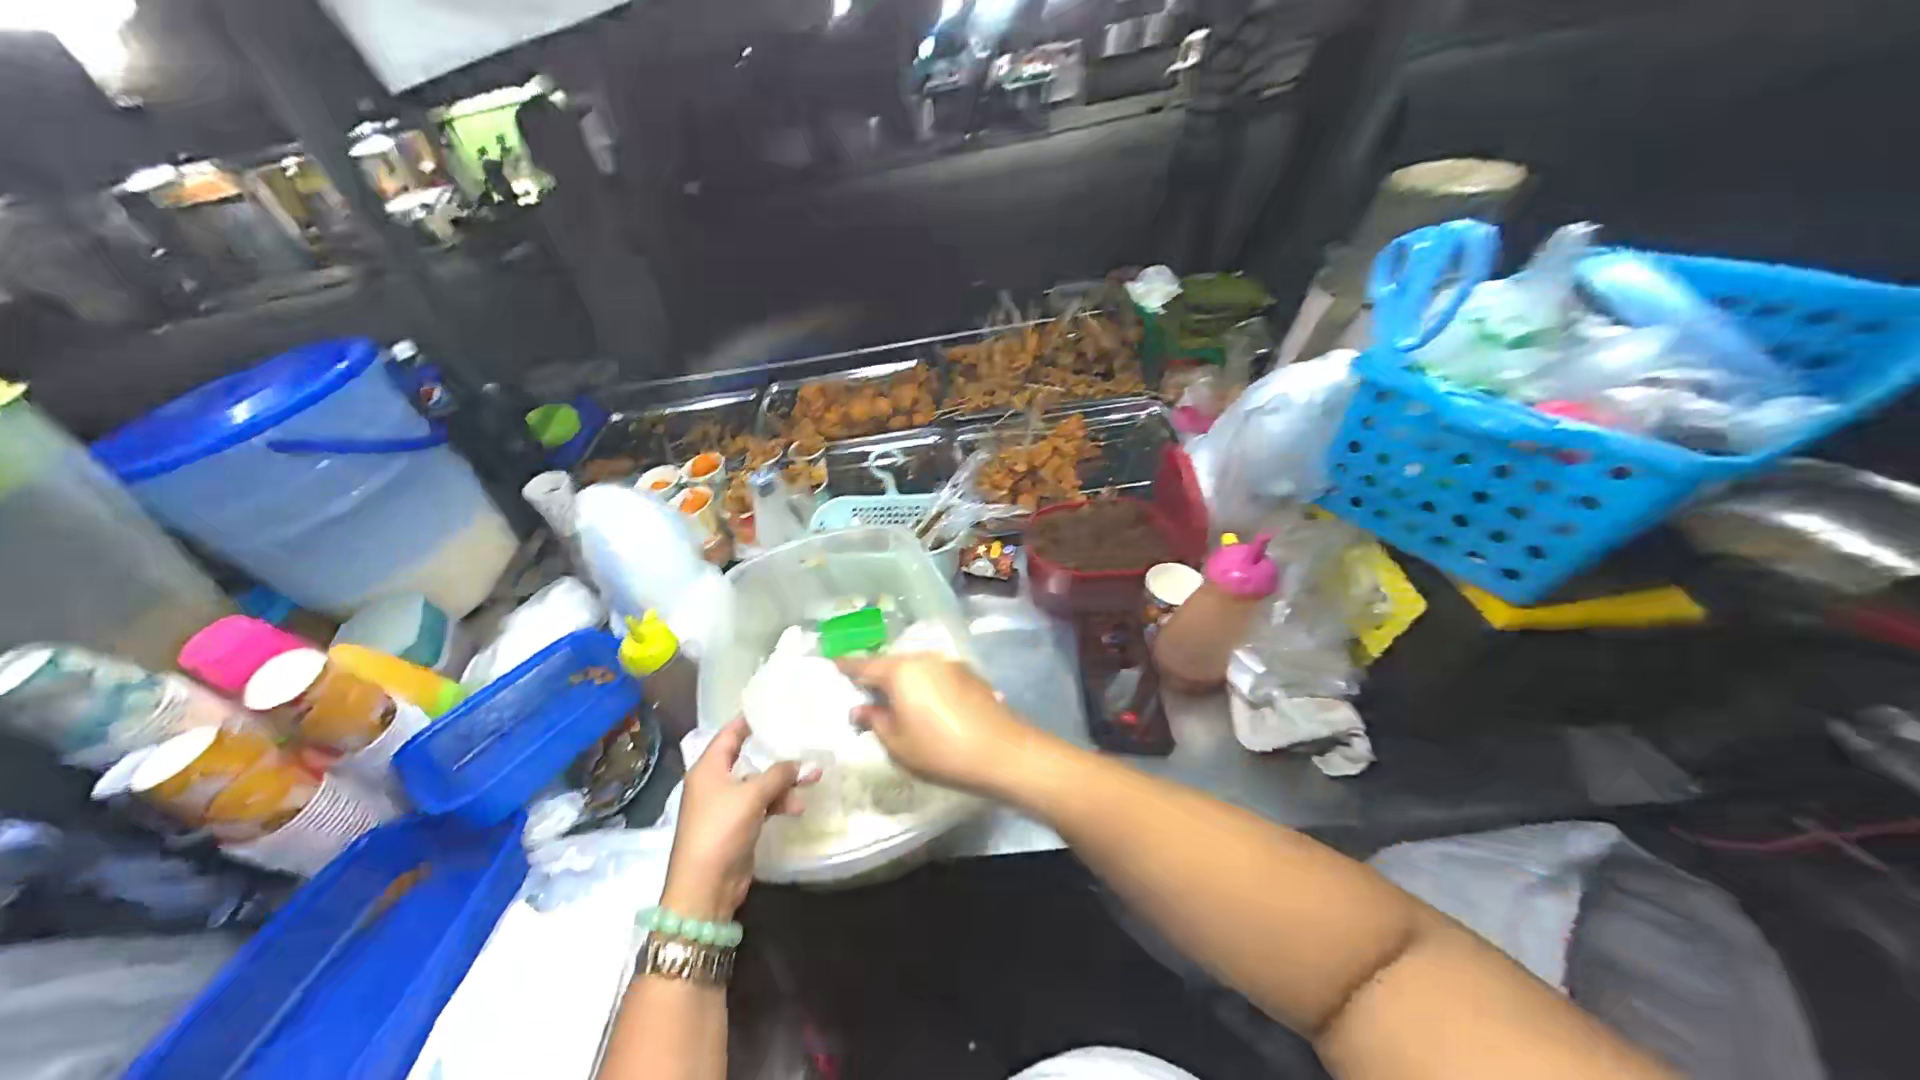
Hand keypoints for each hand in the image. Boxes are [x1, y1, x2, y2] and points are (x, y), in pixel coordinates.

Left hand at [661, 718, 817, 920]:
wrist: (704, 887)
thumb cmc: (720, 829)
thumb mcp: (751, 795)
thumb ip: (780, 775)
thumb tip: (806, 764)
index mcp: (708, 768)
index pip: (729, 733)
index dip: (750, 720)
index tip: (775, 707)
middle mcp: (715, 782)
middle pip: (749, 758)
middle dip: (778, 754)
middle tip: (805, 742)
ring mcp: (726, 805)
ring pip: (760, 783)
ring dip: (783, 783)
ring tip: (812, 780)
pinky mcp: (738, 825)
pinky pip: (762, 804)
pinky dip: (778, 802)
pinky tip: (798, 806)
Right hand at [838, 654, 1038, 794]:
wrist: (1002, 751)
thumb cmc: (941, 750)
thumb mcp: (898, 743)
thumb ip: (876, 721)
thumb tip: (860, 709)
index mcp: (901, 671)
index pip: (865, 665)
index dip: (847, 666)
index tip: (833, 663)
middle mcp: (925, 659)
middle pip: (893, 663)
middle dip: (878, 675)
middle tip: (865, 693)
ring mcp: (950, 664)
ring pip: (917, 668)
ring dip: (904, 680)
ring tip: (897, 702)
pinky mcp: (970, 675)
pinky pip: (936, 675)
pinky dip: (925, 685)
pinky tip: (928, 707)